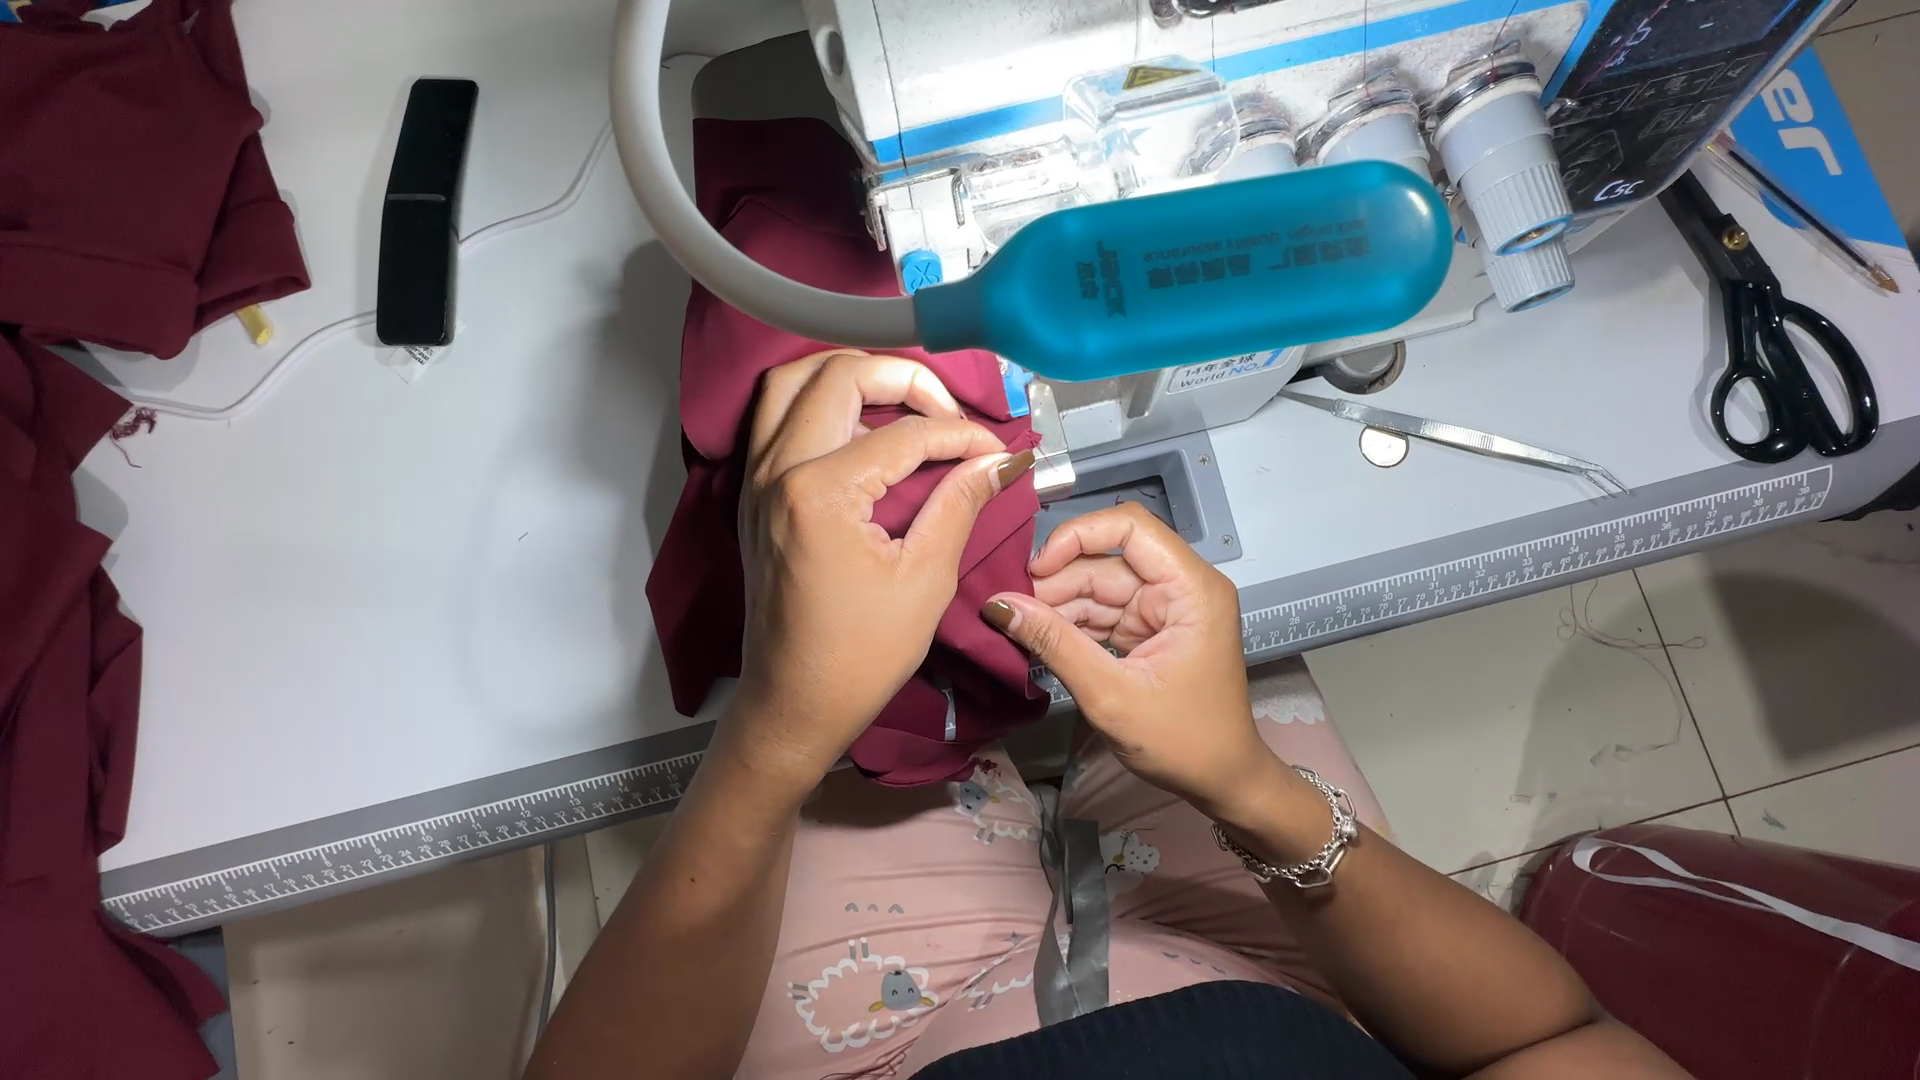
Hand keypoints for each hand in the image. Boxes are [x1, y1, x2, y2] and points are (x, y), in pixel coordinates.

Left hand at [728, 350, 1032, 781]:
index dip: (961, 435)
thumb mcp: (926, 579)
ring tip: (901, 398)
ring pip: (793, 382)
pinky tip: (858, 426)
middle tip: (948, 410)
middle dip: (904, 376)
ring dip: (850, 375)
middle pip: (839, 376)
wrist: (795, 702)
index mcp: (820, 493)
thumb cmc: (859, 656)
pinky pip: (775, 417)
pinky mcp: (752, 494)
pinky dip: (816, 401)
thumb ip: (960, 503)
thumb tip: (997, 460)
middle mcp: (776, 471)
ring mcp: (755, 479)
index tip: (994, 451)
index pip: (904, 433)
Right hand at [981, 503, 1284, 818]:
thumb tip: (998, 606)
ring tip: (1019, 631)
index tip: (1035, 570)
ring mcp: (1164, 608)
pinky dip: (1070, 626)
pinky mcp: (1149, 628)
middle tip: (1011, 613)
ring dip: (1057, 608)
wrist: (1222, 782)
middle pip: (1106, 560)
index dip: (1077, 536)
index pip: (1130, 526)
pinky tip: (1040, 639)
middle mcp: (1179, 586)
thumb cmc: (1182, 742)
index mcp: (1190, 589)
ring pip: (1097, 586)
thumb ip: (1054, 644)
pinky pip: (1101, 612)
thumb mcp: (1111, 695)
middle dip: (1057, 583)